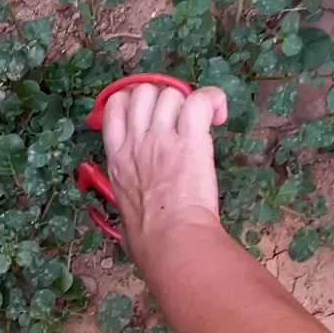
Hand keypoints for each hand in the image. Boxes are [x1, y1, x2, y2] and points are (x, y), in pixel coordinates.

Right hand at [101, 83, 228, 249]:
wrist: (170, 240)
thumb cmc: (147, 239)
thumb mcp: (122, 212)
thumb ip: (126, 196)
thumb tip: (132, 210)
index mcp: (117, 159)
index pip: (115, 107)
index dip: (132, 99)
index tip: (148, 112)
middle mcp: (136, 142)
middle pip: (144, 92)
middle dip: (162, 96)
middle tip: (177, 117)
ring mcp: (162, 138)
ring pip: (172, 94)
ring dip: (187, 102)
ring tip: (200, 123)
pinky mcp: (191, 139)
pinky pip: (201, 99)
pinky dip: (213, 101)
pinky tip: (219, 117)